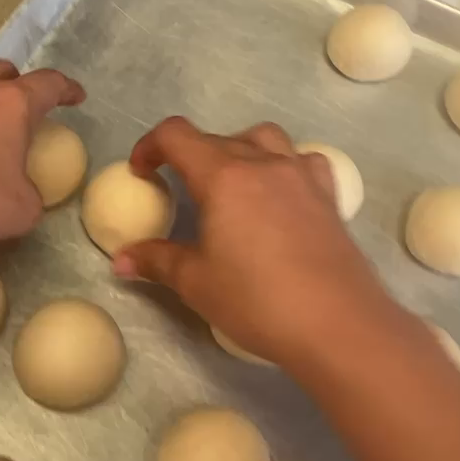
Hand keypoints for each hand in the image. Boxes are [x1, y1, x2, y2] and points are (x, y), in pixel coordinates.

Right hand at [112, 117, 397, 366]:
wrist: (337, 324)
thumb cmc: (257, 301)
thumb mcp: (196, 283)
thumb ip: (157, 261)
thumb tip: (121, 259)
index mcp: (223, 176)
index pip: (176, 136)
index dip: (150, 146)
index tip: (141, 173)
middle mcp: (263, 163)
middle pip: (216, 138)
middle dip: (189, 155)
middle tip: (178, 190)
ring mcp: (300, 175)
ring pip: (263, 138)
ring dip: (237, 149)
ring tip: (229, 182)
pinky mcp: (327, 195)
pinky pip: (301, 160)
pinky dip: (283, 165)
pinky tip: (279, 193)